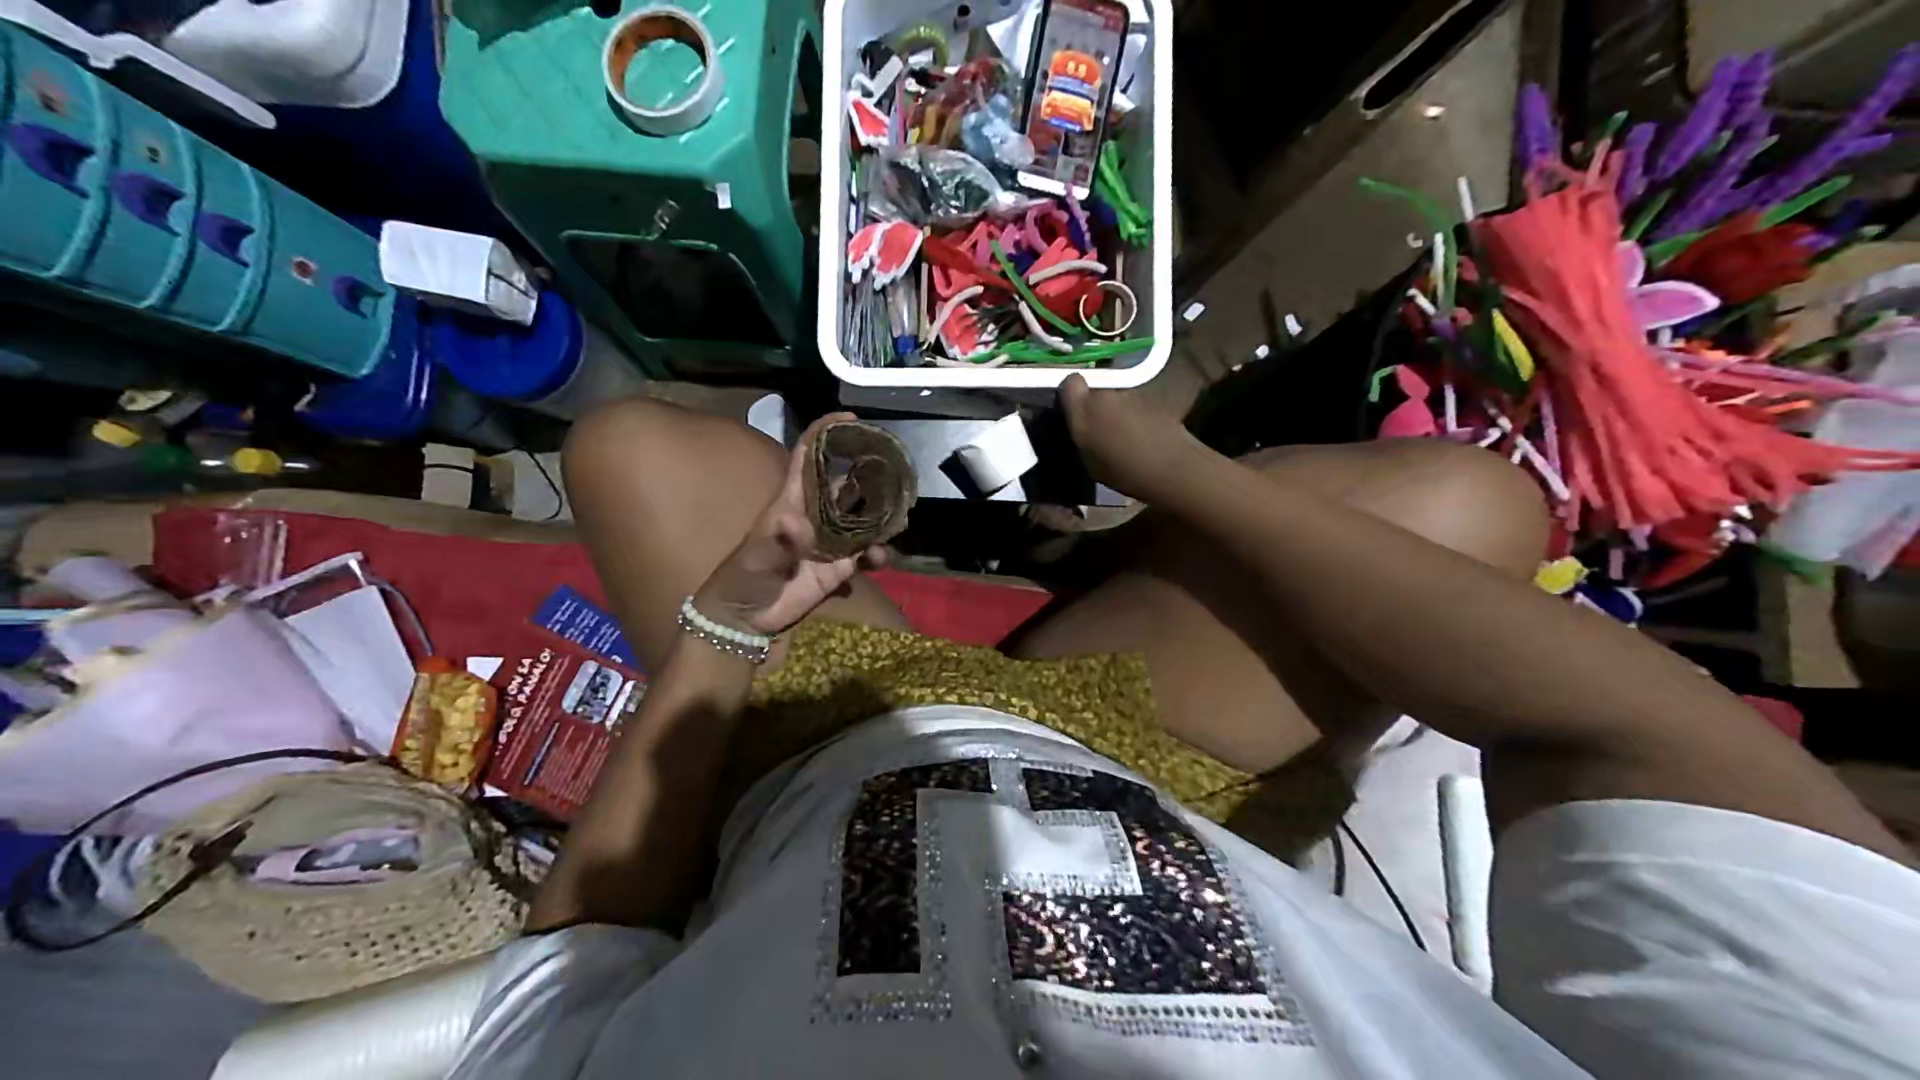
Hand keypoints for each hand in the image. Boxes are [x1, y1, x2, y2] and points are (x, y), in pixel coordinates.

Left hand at [693, 413, 888, 635]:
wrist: (746, 619)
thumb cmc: (743, 579)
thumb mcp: (756, 558)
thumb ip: (778, 542)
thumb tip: (797, 524)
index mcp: (792, 501)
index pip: (808, 458)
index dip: (826, 434)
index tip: (851, 419)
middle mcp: (815, 515)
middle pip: (845, 484)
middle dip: (869, 474)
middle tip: (895, 470)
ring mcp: (830, 540)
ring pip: (862, 518)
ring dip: (880, 516)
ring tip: (897, 518)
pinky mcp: (840, 566)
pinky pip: (866, 553)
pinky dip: (877, 553)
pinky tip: (880, 558)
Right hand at [1057, 374, 1205, 498]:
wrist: (1170, 468)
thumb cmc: (1121, 470)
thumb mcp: (1088, 460)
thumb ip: (1081, 436)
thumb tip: (1080, 429)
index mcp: (1083, 408)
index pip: (1070, 383)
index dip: (1071, 394)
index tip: (1074, 410)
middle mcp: (1105, 394)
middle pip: (1096, 392)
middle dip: (1097, 406)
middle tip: (1100, 428)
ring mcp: (1132, 394)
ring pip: (1118, 399)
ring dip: (1119, 411)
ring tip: (1125, 435)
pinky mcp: (1156, 399)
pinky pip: (1138, 406)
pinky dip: (1138, 416)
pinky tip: (1144, 435)